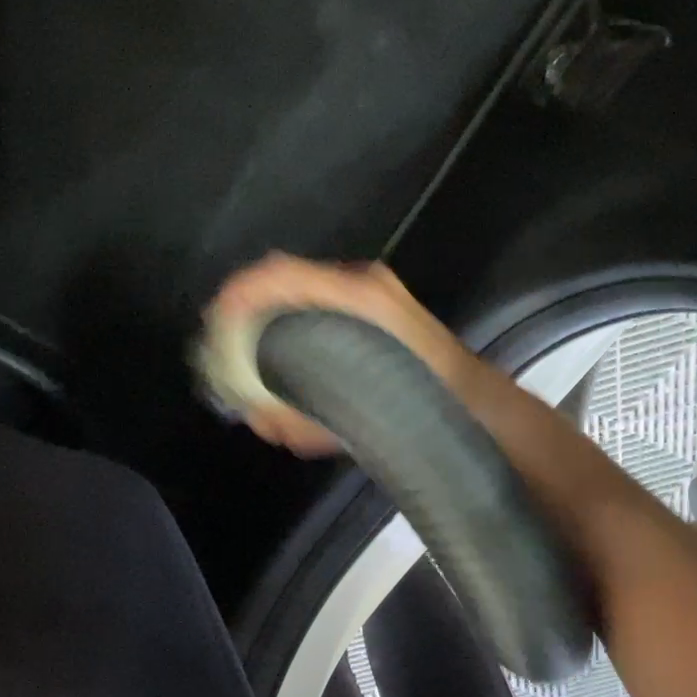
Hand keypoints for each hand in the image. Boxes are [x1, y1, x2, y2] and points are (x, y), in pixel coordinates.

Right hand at [206, 253, 473, 456]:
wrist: (478, 404)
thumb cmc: (425, 407)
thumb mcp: (361, 421)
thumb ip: (307, 421)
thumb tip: (260, 420)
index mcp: (359, 299)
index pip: (284, 274)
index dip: (243, 289)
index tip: (218, 314)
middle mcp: (361, 285)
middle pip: (287, 277)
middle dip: (248, 302)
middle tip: (224, 334)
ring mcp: (369, 291)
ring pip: (303, 287)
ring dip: (269, 308)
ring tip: (246, 341)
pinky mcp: (374, 303)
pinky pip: (321, 299)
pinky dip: (293, 315)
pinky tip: (282, 346)